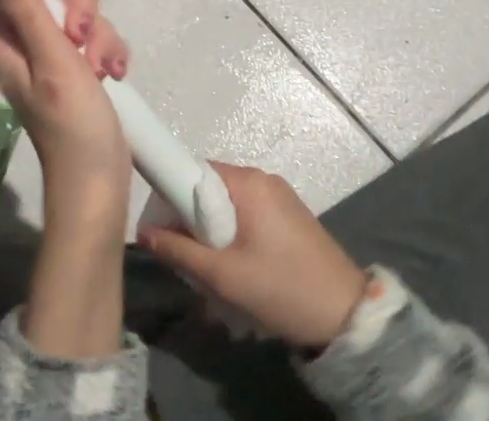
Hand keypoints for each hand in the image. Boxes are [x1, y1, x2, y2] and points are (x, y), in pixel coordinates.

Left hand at [0, 0, 133, 358]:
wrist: (99, 179)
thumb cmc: (72, 123)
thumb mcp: (53, 62)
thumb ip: (30, 12)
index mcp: (5, 41)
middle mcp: (24, 43)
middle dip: (77, 9)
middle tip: (82, 36)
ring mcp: (52, 55)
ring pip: (77, 14)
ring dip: (99, 35)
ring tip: (104, 69)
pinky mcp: (77, 67)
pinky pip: (94, 38)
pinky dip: (108, 52)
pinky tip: (116, 74)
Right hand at [138, 163, 372, 350]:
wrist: (346, 316)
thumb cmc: (282, 289)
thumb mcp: (223, 275)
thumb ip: (179, 251)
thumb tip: (143, 232)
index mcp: (248, 183)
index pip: (193, 171)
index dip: (169, 195)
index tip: (157, 227)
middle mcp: (263, 179)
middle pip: (209, 188)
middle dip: (189, 217)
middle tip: (180, 253)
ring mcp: (279, 196)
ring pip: (227, 203)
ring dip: (210, 229)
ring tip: (204, 263)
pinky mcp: (289, 215)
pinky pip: (246, 213)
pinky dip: (231, 232)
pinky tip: (230, 263)